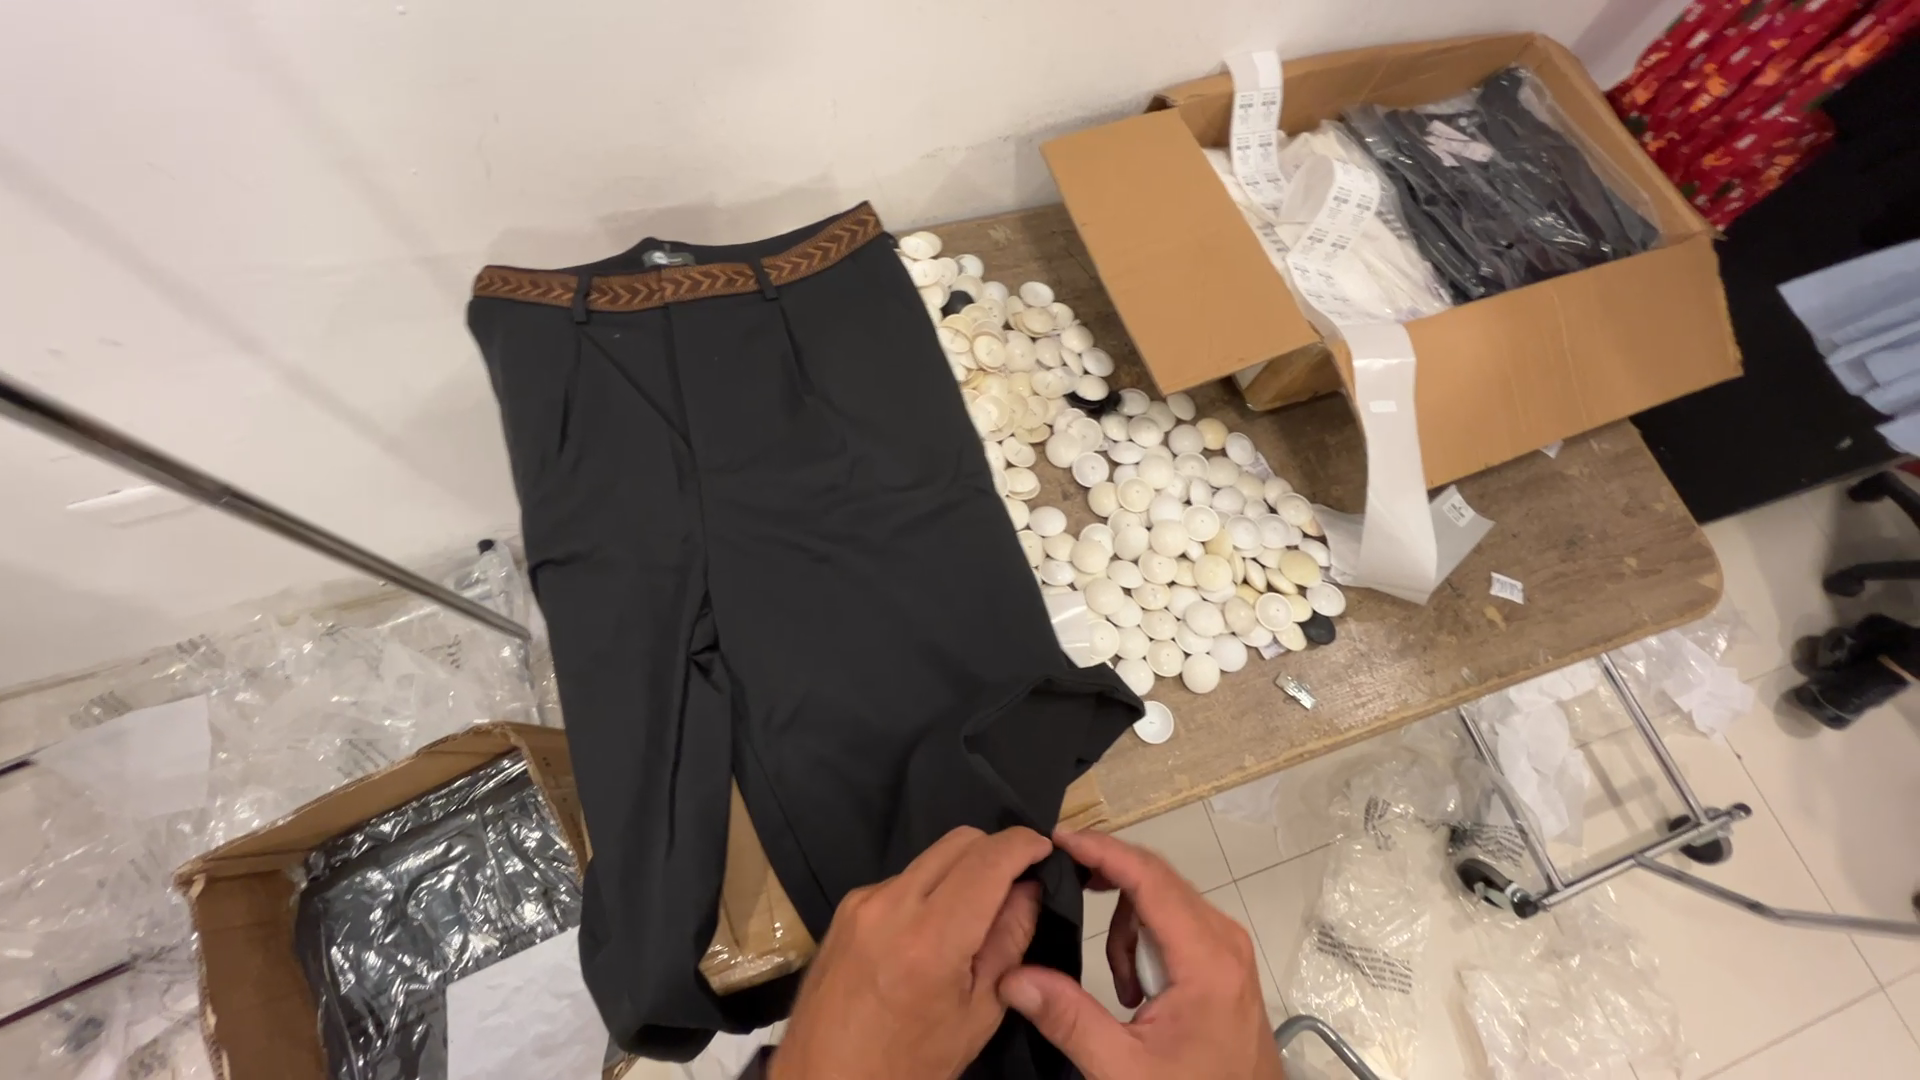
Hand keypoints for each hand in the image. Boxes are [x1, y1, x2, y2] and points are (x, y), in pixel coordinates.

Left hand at [769, 826, 1050, 1079]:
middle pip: (960, 841)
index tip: (1043, 848)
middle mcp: (892, 904)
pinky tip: (927, 933)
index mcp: (930, 939)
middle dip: (995, 851)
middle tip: (1014, 884)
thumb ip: (1009, 942)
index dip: (1023, 844)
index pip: (987, 861)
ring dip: (961, 870)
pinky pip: (903, 878)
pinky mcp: (847, 904)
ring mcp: (864, 899)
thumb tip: (1029, 888)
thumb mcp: (978, 1014)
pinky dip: (928, 890)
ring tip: (969, 918)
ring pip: (931, 856)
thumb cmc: (911, 1063)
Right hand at [997, 830, 1282, 1079]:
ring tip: (1120, 986)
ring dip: (1125, 925)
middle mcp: (1222, 937)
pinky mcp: (1224, 958)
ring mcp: (1227, 945)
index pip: (1148, 876)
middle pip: (1154, 877)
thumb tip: (1011, 975)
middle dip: (1106, 880)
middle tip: (1063, 889)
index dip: (1102, 849)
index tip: (1059, 838)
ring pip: (1160, 897)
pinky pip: (1173, 918)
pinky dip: (1142, 937)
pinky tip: (1136, 988)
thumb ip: (1069, 1018)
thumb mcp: (1125, 1071)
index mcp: (1205, 958)